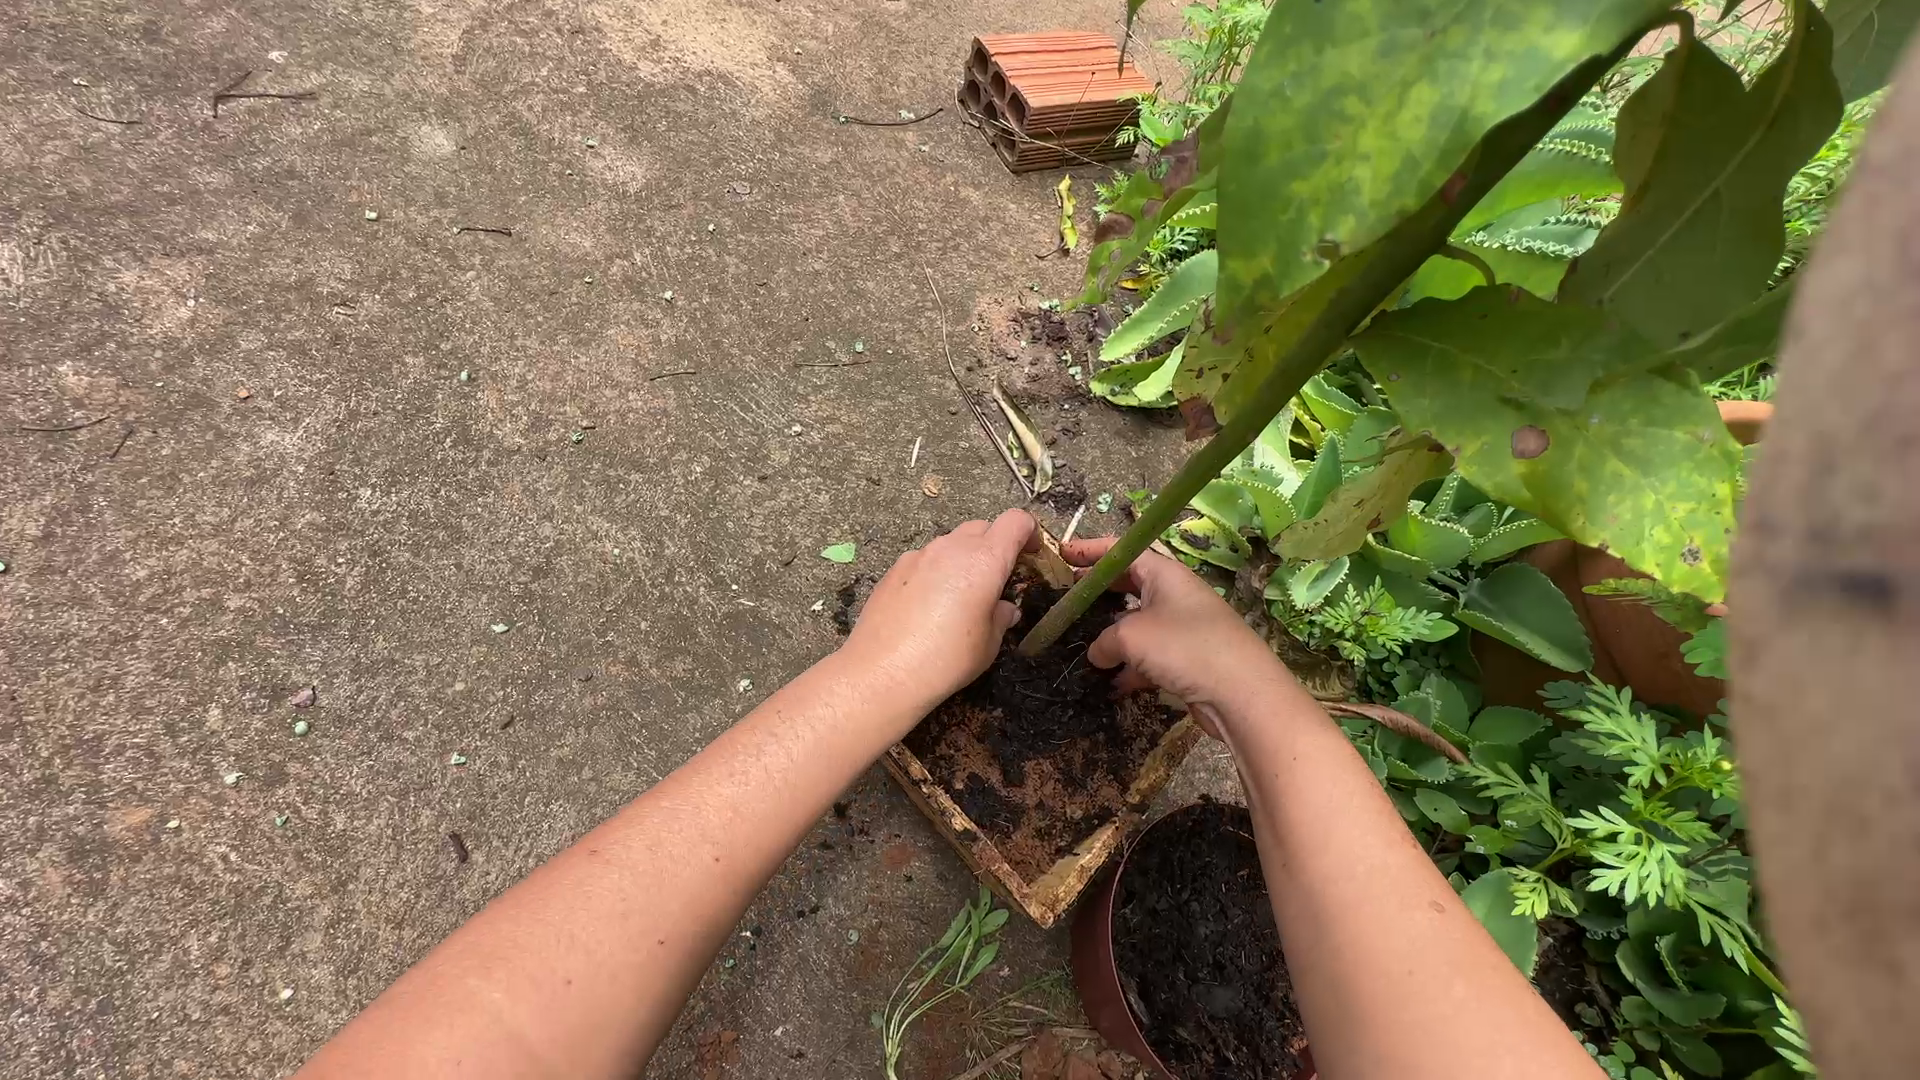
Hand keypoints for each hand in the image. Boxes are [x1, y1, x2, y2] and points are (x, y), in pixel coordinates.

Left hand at [842, 509, 1036, 705]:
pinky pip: (924, 559)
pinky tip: (927, 605)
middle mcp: (951, 548)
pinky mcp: (894, 569)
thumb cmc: (946, 660)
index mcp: (984, 560)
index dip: (1029, 533)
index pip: (1015, 521)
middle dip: (995, 545)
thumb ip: (1001, 617)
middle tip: (997, 579)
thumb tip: (1005, 608)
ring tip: (960, 597)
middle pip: (982, 527)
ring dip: (963, 558)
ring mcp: (919, 555)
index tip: (1031, 555)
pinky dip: (935, 571)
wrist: (882, 672)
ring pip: (951, 542)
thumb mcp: (989, 644)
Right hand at [1062, 537, 1297, 732]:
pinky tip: (1112, 683)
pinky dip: (1131, 666)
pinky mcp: (1189, 661)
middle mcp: (1176, 595)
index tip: (1063, 553)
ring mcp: (1185, 629)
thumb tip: (1095, 653)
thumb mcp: (1131, 636)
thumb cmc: (1184, 648)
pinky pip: (1151, 657)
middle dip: (1100, 592)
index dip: (1092, 550)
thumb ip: (1103, 640)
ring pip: (1139, 624)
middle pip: (1131, 585)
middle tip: (1069, 597)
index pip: (1125, 551)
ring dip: (1113, 635)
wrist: (1242, 694)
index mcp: (1165, 574)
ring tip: (1082, 645)